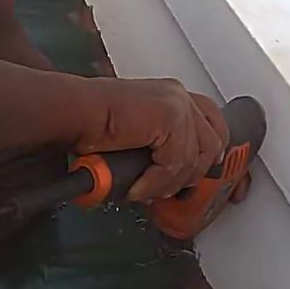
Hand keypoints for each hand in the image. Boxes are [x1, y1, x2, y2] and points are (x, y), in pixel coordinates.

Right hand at [75, 79, 227, 201]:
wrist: (76, 113)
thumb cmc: (95, 124)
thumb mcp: (140, 134)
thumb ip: (162, 145)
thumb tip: (177, 177)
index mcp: (174, 96)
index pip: (213, 122)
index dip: (212, 151)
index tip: (203, 171)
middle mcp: (179, 96)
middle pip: (212, 143)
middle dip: (191, 174)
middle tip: (166, 190)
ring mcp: (177, 105)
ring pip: (192, 159)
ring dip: (166, 184)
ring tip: (144, 192)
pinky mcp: (169, 117)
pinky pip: (173, 163)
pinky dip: (154, 182)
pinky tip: (137, 187)